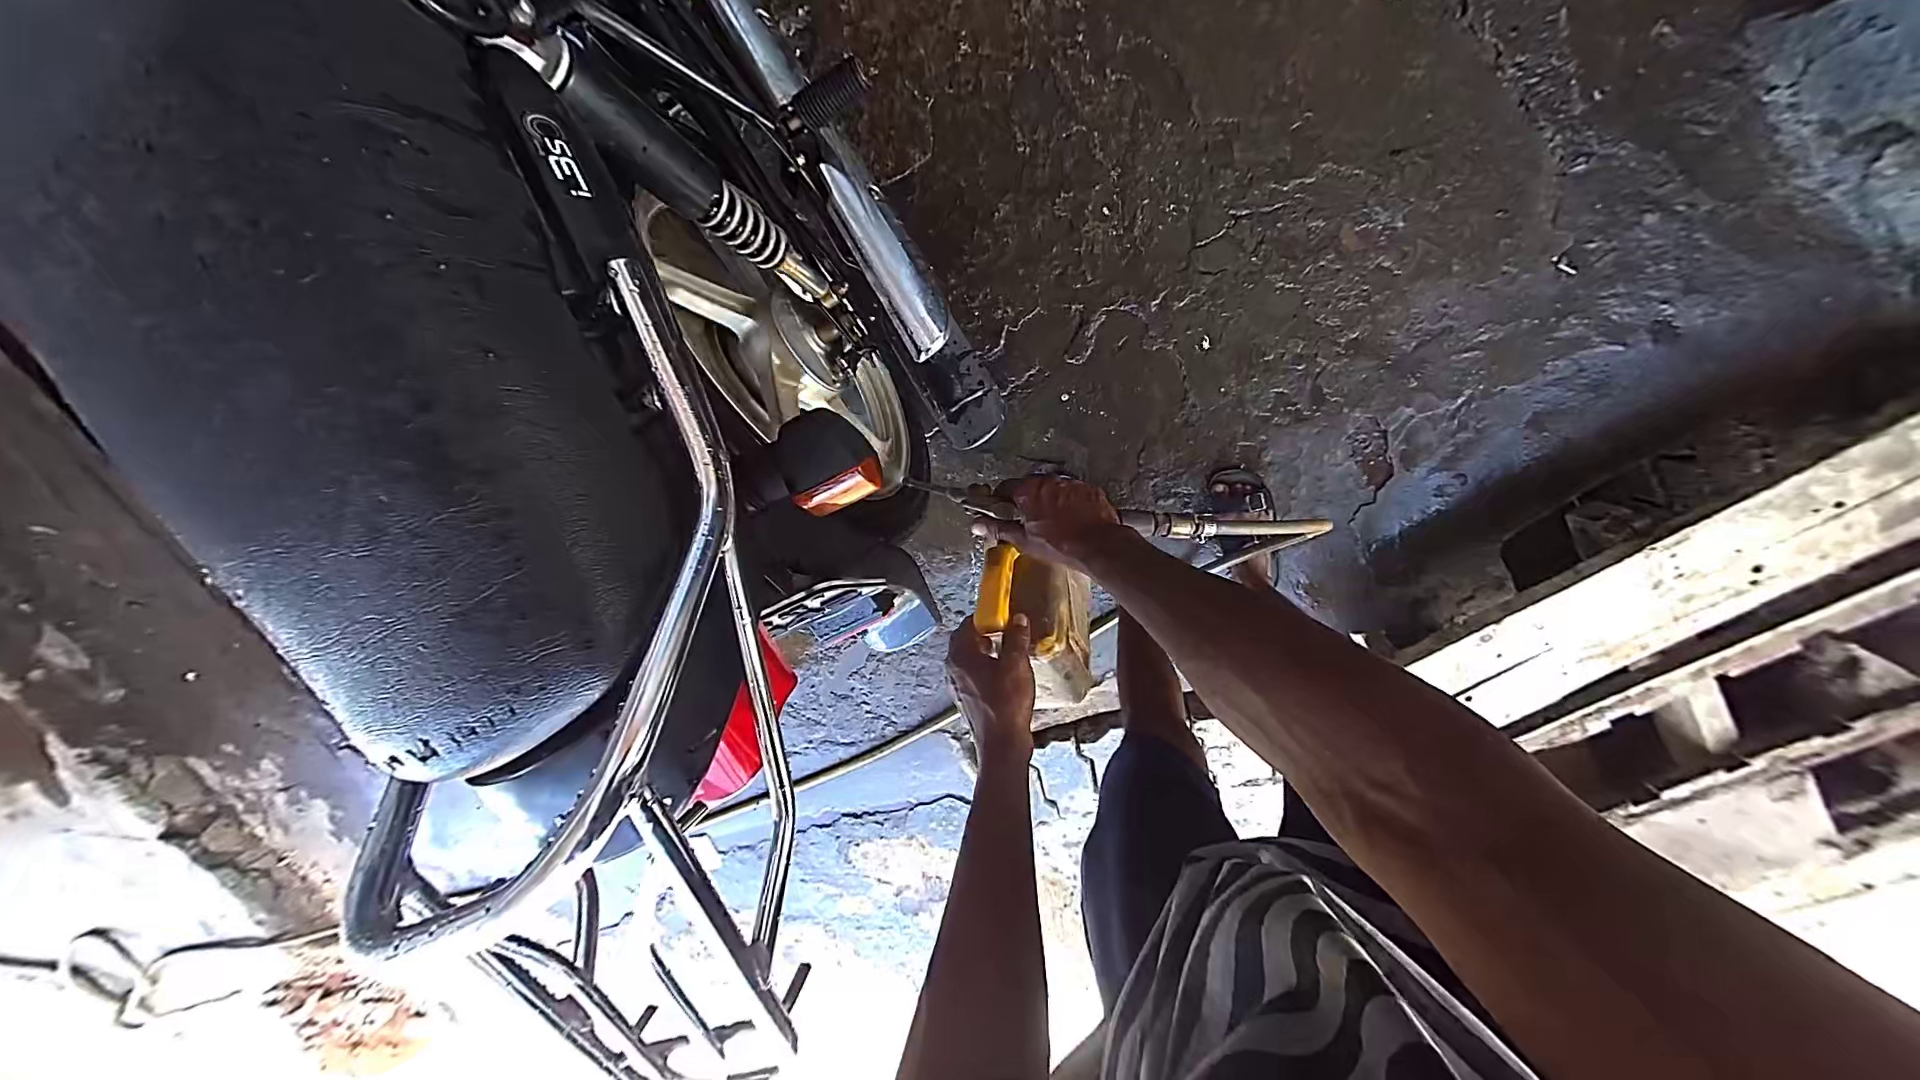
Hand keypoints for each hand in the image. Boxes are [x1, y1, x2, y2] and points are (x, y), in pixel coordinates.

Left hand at [947, 614, 1034, 769]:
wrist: (1001, 744)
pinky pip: (973, 675)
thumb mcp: (1016, 665)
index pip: (966, 625)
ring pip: (969, 659)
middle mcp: (953, 669)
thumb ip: (1016, 638)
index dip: (984, 617)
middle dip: (984, 633)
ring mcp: (957, 685)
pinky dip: (986, 669)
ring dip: (986, 651)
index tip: (1001, 615)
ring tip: (1008, 651)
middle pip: (965, 641)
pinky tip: (1004, 675)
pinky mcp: (966, 699)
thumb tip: (1018, 620)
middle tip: (1005, 631)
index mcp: (961, 656)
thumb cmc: (1006, 704)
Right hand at [971, 476, 1132, 574]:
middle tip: (1029, 519)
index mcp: (1029, 491)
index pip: (1006, 487)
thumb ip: (998, 528)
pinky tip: (1072, 519)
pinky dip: (1071, 503)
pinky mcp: (1090, 490)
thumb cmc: (1061, 545)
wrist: (1098, 546)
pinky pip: (1074, 493)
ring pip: (1054, 488)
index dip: (1001, 499)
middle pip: (1031, 486)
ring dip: (1050, 500)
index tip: (1001, 507)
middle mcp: (1050, 481)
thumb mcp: (1024, 540)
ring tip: (1054, 522)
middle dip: (1028, 500)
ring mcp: (1072, 484)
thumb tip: (977, 524)